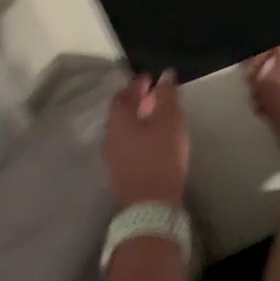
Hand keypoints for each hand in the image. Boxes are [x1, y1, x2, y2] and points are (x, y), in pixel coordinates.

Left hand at [103, 70, 188, 207]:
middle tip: (155, 95)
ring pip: (124, 130)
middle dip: (137, 101)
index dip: (136, 84)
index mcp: (118, 121)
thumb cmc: (161, 156)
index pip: (123, 95)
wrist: (151, 206)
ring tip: (157, 116)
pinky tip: (154, 138)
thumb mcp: (170, 120)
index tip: (150, 78)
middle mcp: (109, 137)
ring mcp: (112, 158)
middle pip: (121, 113)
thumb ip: (167, 95)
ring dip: (138, 119)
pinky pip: (128, 145)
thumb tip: (165, 75)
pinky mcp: (121, 173)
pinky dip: (139, 135)